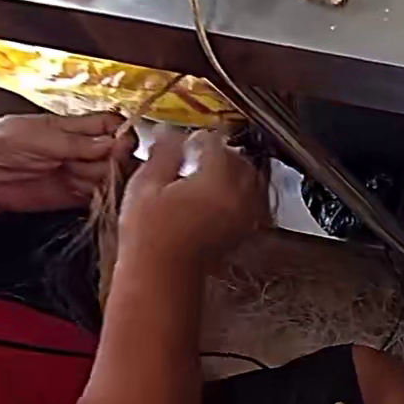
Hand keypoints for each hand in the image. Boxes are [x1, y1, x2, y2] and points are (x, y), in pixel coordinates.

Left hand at [0, 112, 124, 221]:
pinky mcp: (83, 195)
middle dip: (112, 159)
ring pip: (117, 175)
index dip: (123, 133)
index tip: (119, 143)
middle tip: (86, 162)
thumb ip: (77, 141)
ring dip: (100, 177)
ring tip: (71, 176)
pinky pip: (108, 196)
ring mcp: (85, 173)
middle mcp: (86, 150)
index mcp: (76, 128)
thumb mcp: (35, 136)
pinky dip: (100, 195)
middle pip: (123, 153)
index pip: (115, 125)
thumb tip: (118, 143)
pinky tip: (77, 190)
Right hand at [117, 130, 266, 266]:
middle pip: (242, 162)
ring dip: (238, 169)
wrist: (164, 269)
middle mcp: (241, 198)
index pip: (219, 148)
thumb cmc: (150, 231)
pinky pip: (256, 200)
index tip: (192, 136)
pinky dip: (245, 189)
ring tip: (215, 168)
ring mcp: (248, 214)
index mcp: (218, 183)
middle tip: (204, 149)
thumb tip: (172, 134)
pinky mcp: (248, 228)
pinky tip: (226, 190)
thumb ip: (165, 155)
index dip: (204, 138)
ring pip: (254, 181)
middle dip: (225, 152)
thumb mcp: (147, 184)